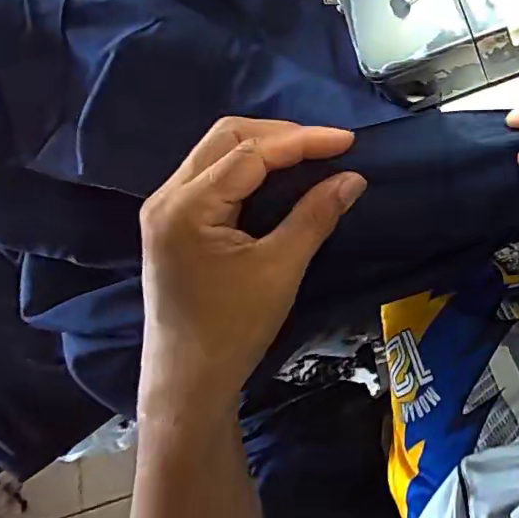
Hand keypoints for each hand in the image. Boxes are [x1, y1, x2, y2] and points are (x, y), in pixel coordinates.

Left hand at [138, 118, 366, 411]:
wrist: (188, 382)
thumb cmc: (233, 329)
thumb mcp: (280, 269)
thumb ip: (315, 215)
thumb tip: (353, 177)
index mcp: (187, 207)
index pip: (251, 152)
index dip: (303, 141)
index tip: (347, 141)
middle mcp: (167, 196)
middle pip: (227, 136)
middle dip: (281, 135)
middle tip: (327, 147)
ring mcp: (165, 206)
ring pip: (218, 150)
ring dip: (265, 146)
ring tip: (309, 155)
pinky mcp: (173, 219)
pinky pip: (213, 172)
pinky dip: (250, 165)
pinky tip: (279, 175)